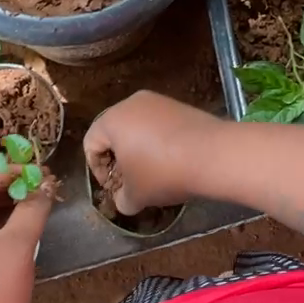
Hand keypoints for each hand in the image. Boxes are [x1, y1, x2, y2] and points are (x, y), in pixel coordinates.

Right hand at [84, 91, 222, 214]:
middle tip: (131, 181)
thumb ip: (122, 199)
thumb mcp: (136, 195)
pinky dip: (160, 142)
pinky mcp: (181, 106)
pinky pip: (160, 125)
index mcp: (112, 119)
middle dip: (119, 159)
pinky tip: (172, 161)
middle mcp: (132, 103)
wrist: (213, 154)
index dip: (97, 170)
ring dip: (140, 150)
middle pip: (115, 132)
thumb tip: (123, 201)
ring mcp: (159, 101)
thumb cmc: (162, 172)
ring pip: (139, 127)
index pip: (91, 144)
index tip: (113, 188)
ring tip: (154, 173)